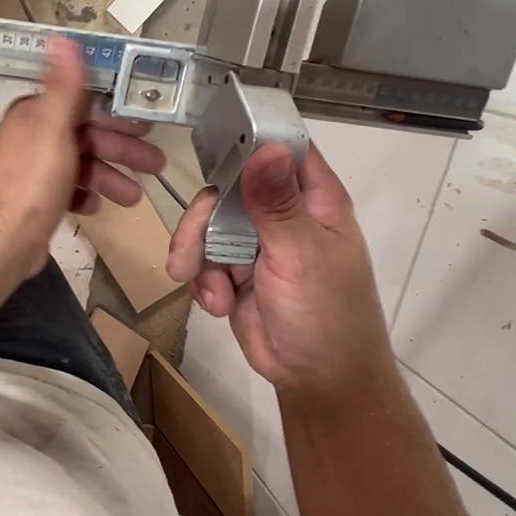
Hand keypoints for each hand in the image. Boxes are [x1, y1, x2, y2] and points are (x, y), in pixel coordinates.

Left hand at [0, 38, 165, 277]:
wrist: (1, 243)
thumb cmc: (30, 184)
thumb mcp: (53, 129)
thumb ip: (64, 86)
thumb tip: (62, 38)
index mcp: (33, 115)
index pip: (81, 105)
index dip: (116, 114)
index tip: (147, 126)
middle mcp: (30, 138)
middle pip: (84, 136)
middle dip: (121, 149)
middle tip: (157, 165)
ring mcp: (31, 171)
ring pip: (79, 166)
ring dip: (109, 177)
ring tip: (136, 197)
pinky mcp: (34, 200)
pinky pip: (67, 191)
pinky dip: (85, 196)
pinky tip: (97, 207)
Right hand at [165, 142, 392, 397]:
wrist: (314, 380)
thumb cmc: (326, 315)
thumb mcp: (301, 256)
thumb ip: (277, 204)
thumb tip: (266, 148)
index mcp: (313, 200)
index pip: (282, 148)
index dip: (250, 137)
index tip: (211, 136)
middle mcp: (282, 213)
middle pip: (225, 189)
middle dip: (200, 222)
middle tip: (190, 254)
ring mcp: (256, 242)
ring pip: (205, 225)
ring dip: (196, 258)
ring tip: (207, 293)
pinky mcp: (233, 270)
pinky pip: (200, 259)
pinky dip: (201, 283)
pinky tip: (218, 305)